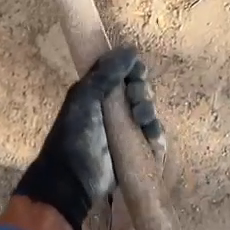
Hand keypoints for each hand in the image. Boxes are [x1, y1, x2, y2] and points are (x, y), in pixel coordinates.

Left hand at [12, 46, 162, 229]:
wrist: (73, 179)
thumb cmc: (76, 134)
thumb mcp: (85, 98)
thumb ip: (106, 73)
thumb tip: (131, 49)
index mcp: (99, 91)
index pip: (125, 71)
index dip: (134, 70)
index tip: (136, 73)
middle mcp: (113, 107)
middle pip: (140, 89)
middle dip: (142, 91)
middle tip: (135, 100)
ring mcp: (125, 129)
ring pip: (149, 111)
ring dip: (149, 112)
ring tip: (141, 120)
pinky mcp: (135, 149)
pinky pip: (154, 135)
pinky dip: (156, 134)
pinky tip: (151, 136)